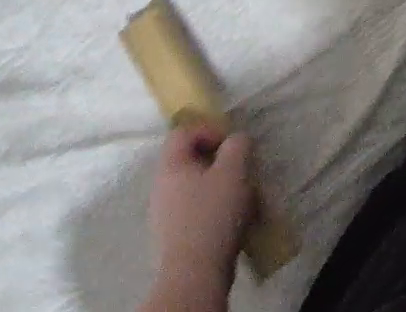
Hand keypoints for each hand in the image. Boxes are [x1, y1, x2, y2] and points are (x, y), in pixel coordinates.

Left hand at [149, 122, 253, 294]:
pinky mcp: (175, 236)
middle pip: (191, 160)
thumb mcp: (234, 170)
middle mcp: (162, 187)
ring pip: (196, 187)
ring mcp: (165, 214)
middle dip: (220, 161)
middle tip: (241, 170)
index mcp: (170, 166)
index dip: (209, 130)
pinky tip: (234, 220)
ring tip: (243, 197)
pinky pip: (197, 210)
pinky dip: (216, 209)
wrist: (195, 274)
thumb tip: (237, 141)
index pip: (183, 132)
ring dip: (221, 186)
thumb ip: (238, 145)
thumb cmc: (213, 213)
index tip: (232, 145)